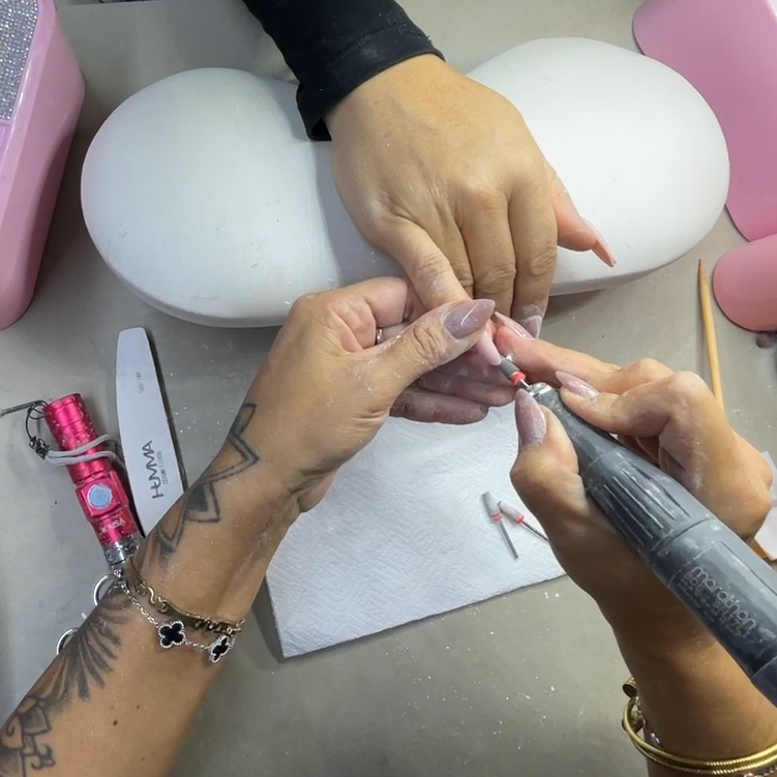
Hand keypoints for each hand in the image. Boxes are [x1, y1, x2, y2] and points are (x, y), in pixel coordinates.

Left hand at [241, 279, 494, 510]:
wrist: (266, 482)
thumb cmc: (307, 425)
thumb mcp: (372, 381)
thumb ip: (426, 345)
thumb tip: (475, 310)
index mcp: (335, 311)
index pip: (407, 294)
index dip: (454, 314)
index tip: (498, 333)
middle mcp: (340, 330)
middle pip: (413, 331)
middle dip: (461, 355)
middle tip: (510, 369)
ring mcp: (346, 365)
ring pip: (410, 365)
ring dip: (453, 382)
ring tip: (503, 396)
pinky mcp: (352, 397)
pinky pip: (398, 390)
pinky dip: (429, 401)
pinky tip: (469, 412)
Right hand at [327, 55, 609, 324]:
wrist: (380, 89)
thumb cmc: (452, 112)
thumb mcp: (515, 139)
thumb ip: (553, 197)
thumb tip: (596, 247)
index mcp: (520, 172)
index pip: (539, 253)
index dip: (537, 295)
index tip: (532, 321)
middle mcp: (484, 194)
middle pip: (504, 273)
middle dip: (509, 311)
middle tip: (505, 339)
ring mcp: (437, 210)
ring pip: (466, 279)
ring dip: (476, 315)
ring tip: (479, 338)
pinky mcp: (395, 224)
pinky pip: (426, 275)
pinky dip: (442, 304)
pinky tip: (449, 324)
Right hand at [501, 337, 772, 629]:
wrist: (658, 607)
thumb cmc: (623, 583)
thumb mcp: (573, 540)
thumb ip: (547, 477)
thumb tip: (530, 405)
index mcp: (723, 484)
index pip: (681, 401)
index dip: (617, 398)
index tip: (567, 411)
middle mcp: (733, 454)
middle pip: (657, 383)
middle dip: (586, 378)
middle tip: (522, 360)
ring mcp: (716, 443)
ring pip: (645, 383)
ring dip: (585, 381)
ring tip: (533, 373)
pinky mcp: (692, 439)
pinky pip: (641, 397)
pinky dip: (593, 391)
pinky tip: (553, 383)